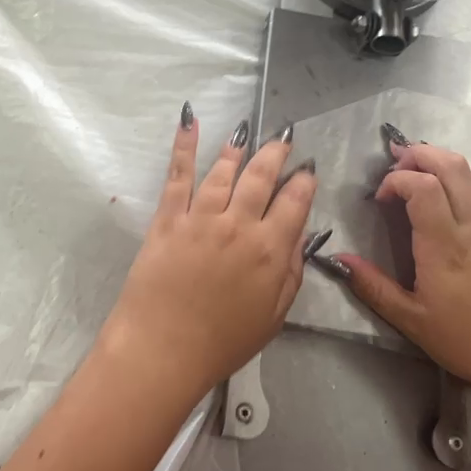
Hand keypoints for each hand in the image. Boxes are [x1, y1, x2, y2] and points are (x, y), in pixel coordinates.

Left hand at [95, 110, 316, 400]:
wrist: (163, 350)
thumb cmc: (222, 343)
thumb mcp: (273, 317)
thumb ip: (291, 273)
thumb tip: (300, 236)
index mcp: (269, 250)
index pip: (295, 201)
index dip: (304, 181)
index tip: (307, 170)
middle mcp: (239, 224)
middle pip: (261, 176)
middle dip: (275, 153)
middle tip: (282, 138)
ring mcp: (201, 217)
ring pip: (224, 171)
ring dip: (238, 148)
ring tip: (245, 133)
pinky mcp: (168, 218)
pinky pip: (178, 174)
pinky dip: (184, 145)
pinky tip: (189, 120)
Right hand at [336, 141, 470, 396]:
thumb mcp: (413, 322)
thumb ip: (374, 288)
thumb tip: (339, 259)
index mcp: (445, 244)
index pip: (424, 184)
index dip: (396, 180)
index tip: (380, 200)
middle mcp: (470, 226)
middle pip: (451, 164)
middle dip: (418, 154)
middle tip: (394, 168)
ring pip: (465, 177)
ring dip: (434, 167)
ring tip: (410, 186)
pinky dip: (448, 190)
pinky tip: (435, 219)